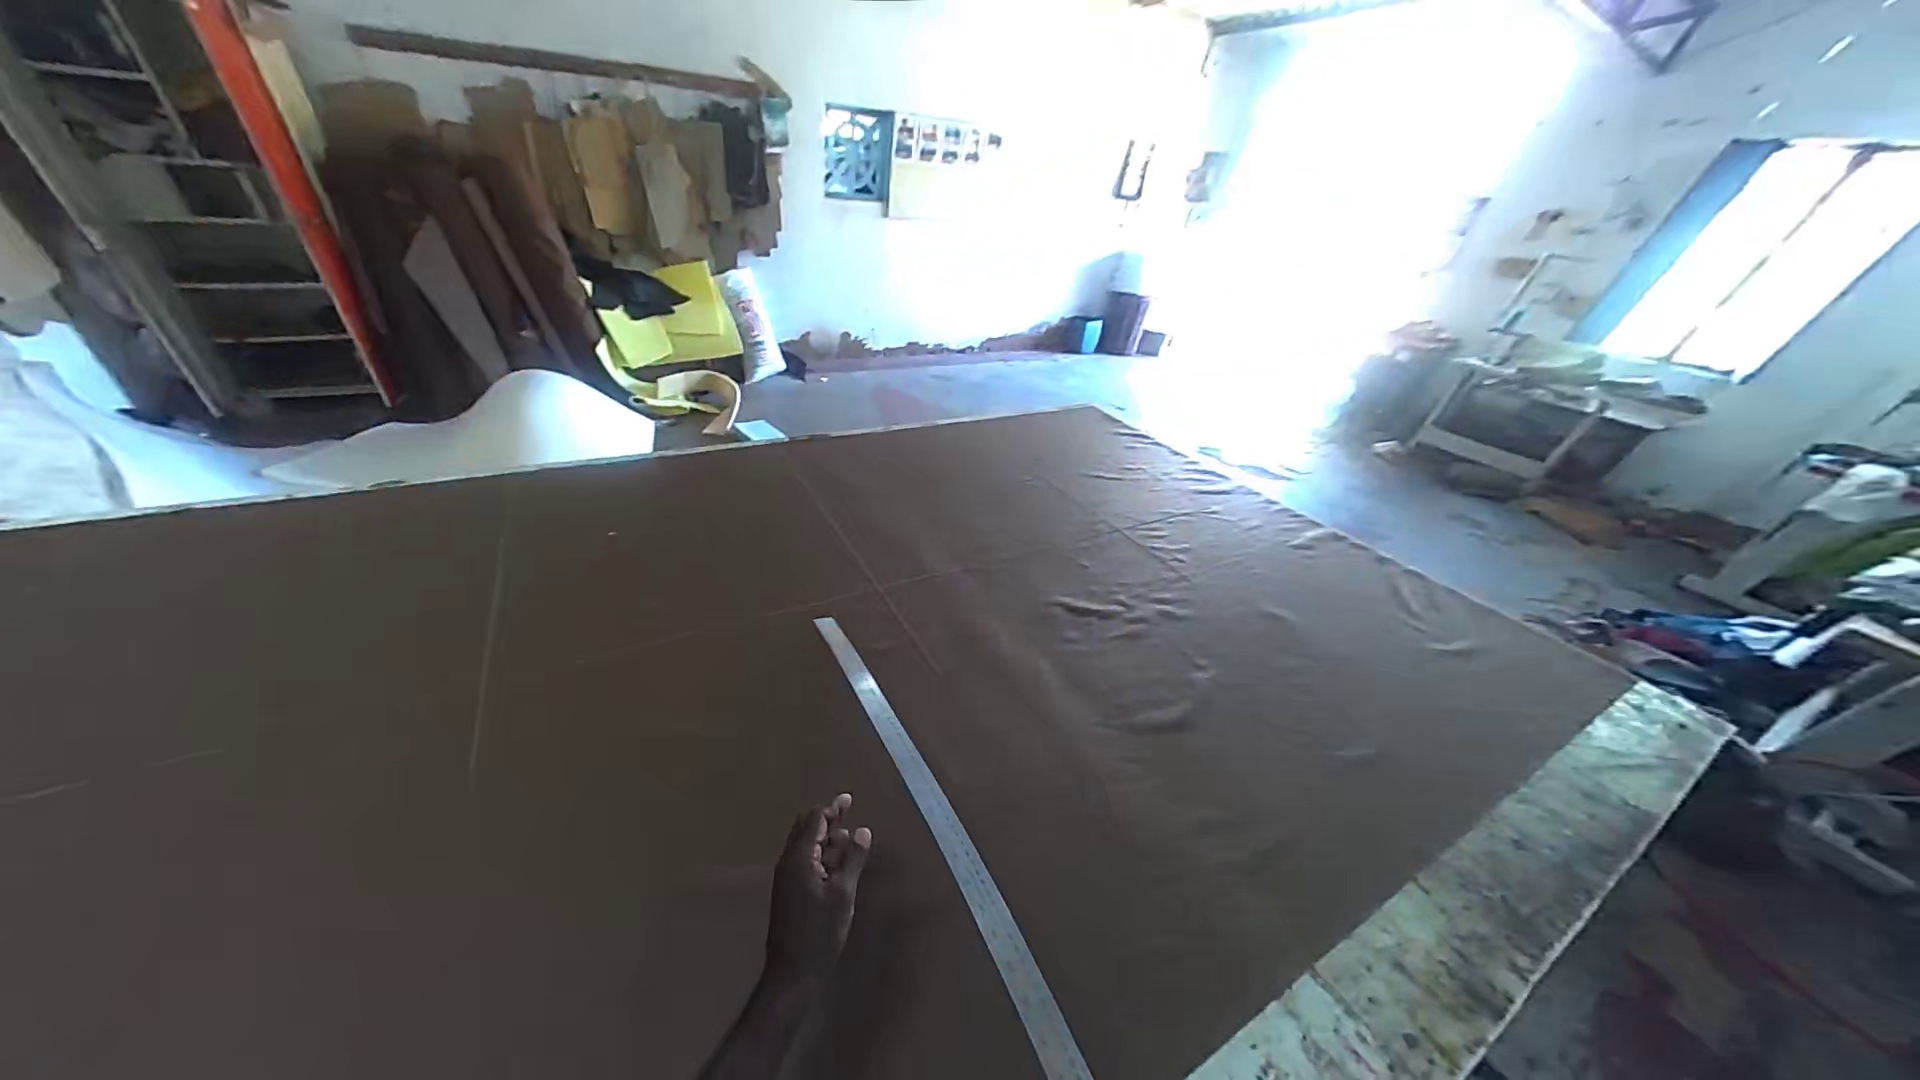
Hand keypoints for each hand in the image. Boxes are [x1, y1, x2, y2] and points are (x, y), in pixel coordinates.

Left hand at [765, 793, 872, 989]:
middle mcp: (788, 862)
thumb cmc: (820, 932)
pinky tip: (838, 866)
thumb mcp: (844, 893)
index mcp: (799, 858)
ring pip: (805, 845)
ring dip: (825, 839)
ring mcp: (785, 878)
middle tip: (848, 816)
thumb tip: (862, 831)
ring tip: (849, 843)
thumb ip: (853, 859)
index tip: (849, 799)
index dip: (832, 808)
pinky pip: (804, 861)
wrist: (793, 973)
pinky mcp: (788, 892)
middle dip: (827, 820)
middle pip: (805, 828)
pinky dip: (820, 855)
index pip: (814, 820)